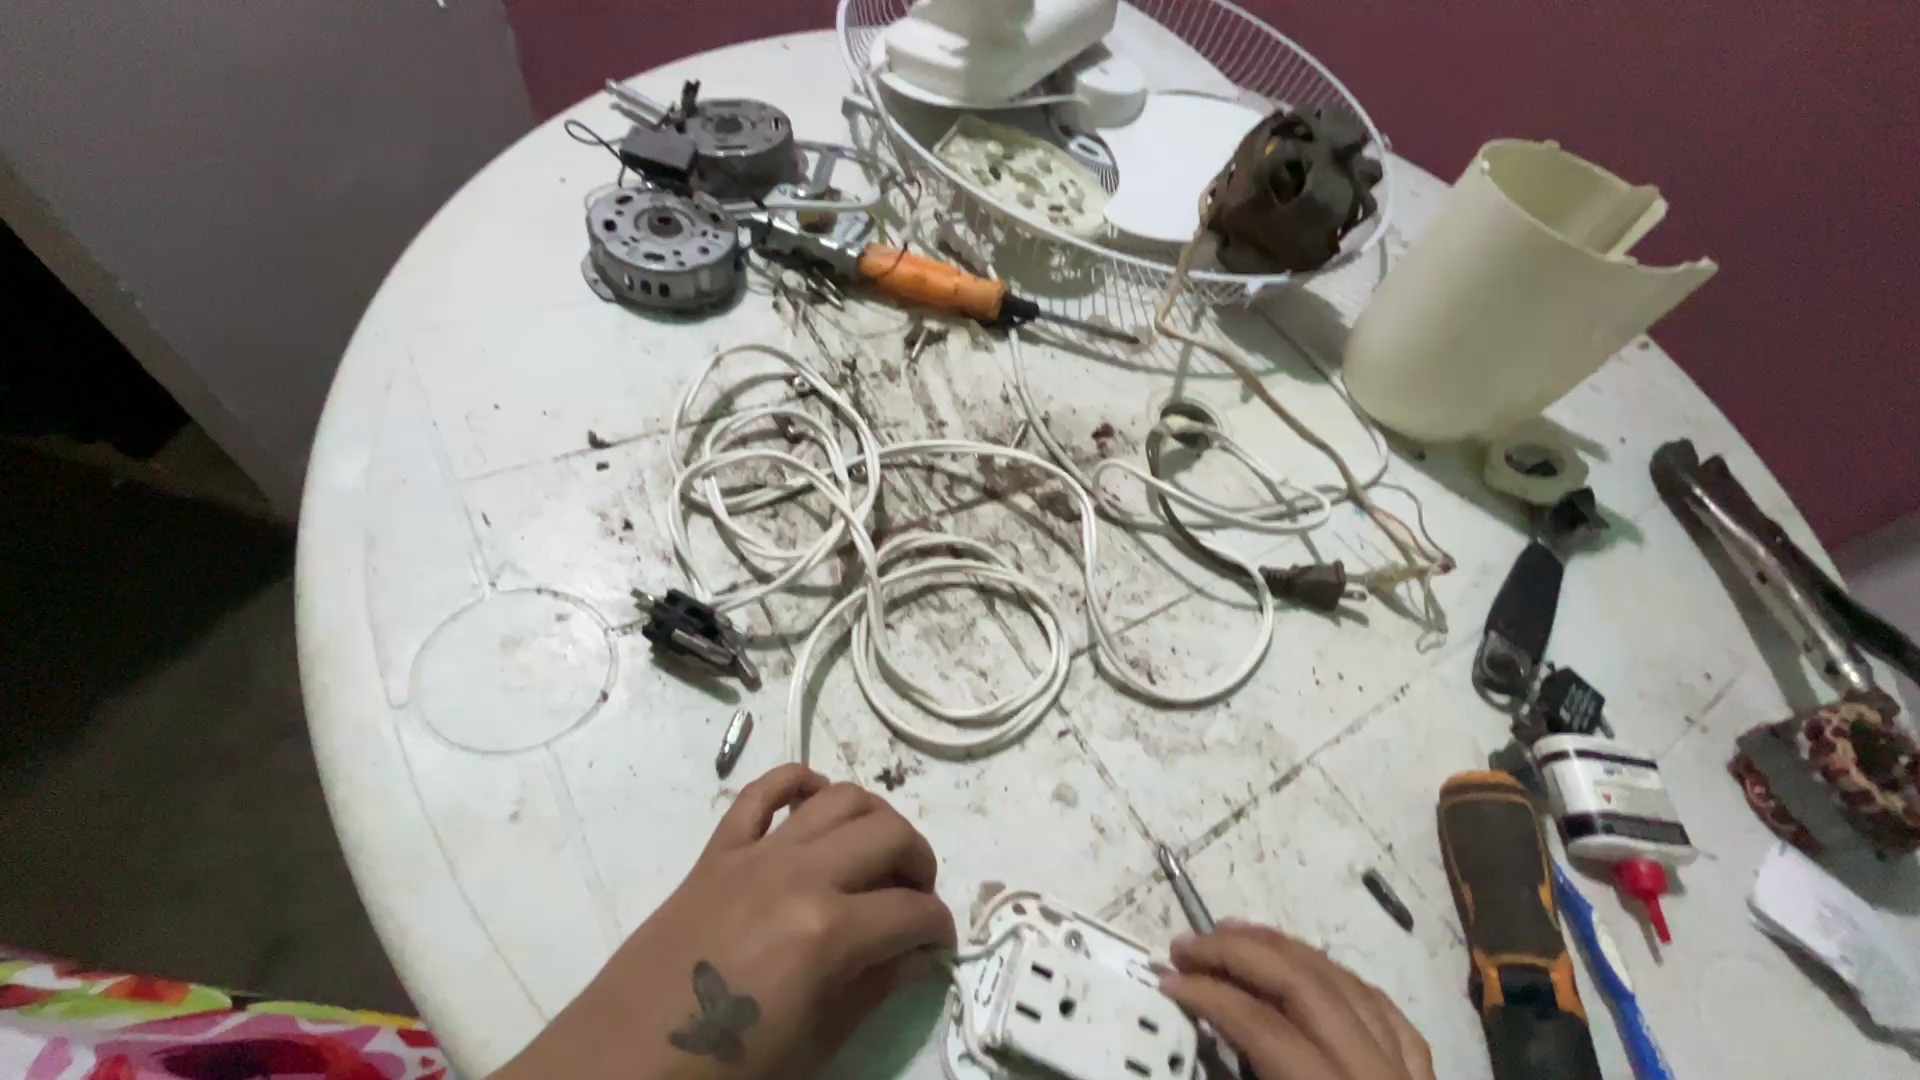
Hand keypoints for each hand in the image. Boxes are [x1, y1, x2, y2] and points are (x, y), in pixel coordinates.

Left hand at [494, 765, 955, 1079]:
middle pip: (888, 834)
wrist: (621, 1066)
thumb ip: (876, 988)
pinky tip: (816, 801)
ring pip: (839, 797)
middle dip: (919, 862)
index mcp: (829, 933)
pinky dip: (799, 782)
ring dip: (874, 818)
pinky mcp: (719, 848)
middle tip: (915, 896)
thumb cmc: (725, 1070)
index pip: (913, 911)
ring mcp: (757, 852)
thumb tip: (921, 955)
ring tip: (877, 852)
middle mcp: (801, 874)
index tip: (940, 941)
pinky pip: (765, 790)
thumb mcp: (815, 1046)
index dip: (938, 926)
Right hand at [1160, 921, 1433, 1079]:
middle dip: (1238, 953)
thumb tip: (1200, 1045)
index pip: (1265, 1029)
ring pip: (1345, 984)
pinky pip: (1383, 1012)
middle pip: (1305, 988)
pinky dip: (1338, 979)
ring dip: (1283, 949)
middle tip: (1186, 944)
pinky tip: (1308, 968)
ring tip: (1233, 933)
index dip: (1211, 997)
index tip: (1167, 981)